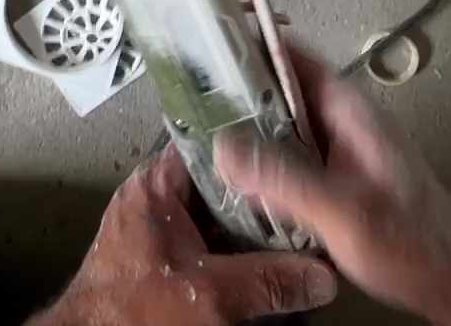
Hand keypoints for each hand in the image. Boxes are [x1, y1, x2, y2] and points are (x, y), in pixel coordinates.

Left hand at [28, 147, 336, 325]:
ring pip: (213, 217)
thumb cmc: (130, 309)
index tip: (286, 144)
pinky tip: (266, 262)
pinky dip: (234, 251)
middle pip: (215, 184)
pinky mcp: (161, 259)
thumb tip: (320, 276)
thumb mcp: (209, 293)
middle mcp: (153, 198)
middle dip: (257, 195)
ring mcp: (156, 229)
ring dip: (249, 228)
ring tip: (296, 229)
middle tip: (303, 197)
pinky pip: (205, 243)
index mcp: (154, 185)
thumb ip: (267, 282)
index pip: (205, 143)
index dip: (245, 142)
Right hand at [215, 47, 450, 325]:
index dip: (247, 36)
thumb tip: (223, 148)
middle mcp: (338, 114)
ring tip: (200, 124)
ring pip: (277, 113)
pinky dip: (258, 147)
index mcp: (345, 105)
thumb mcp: (343, 212)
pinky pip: (285, 143)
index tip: (206, 34)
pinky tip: (236, 169)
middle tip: (189, 87)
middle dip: (234, 80)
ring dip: (243, 118)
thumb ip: (283, 179)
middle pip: (275, 80)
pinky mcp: (332, 167)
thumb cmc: (415, 245)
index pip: (288, 49)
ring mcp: (336, 141)